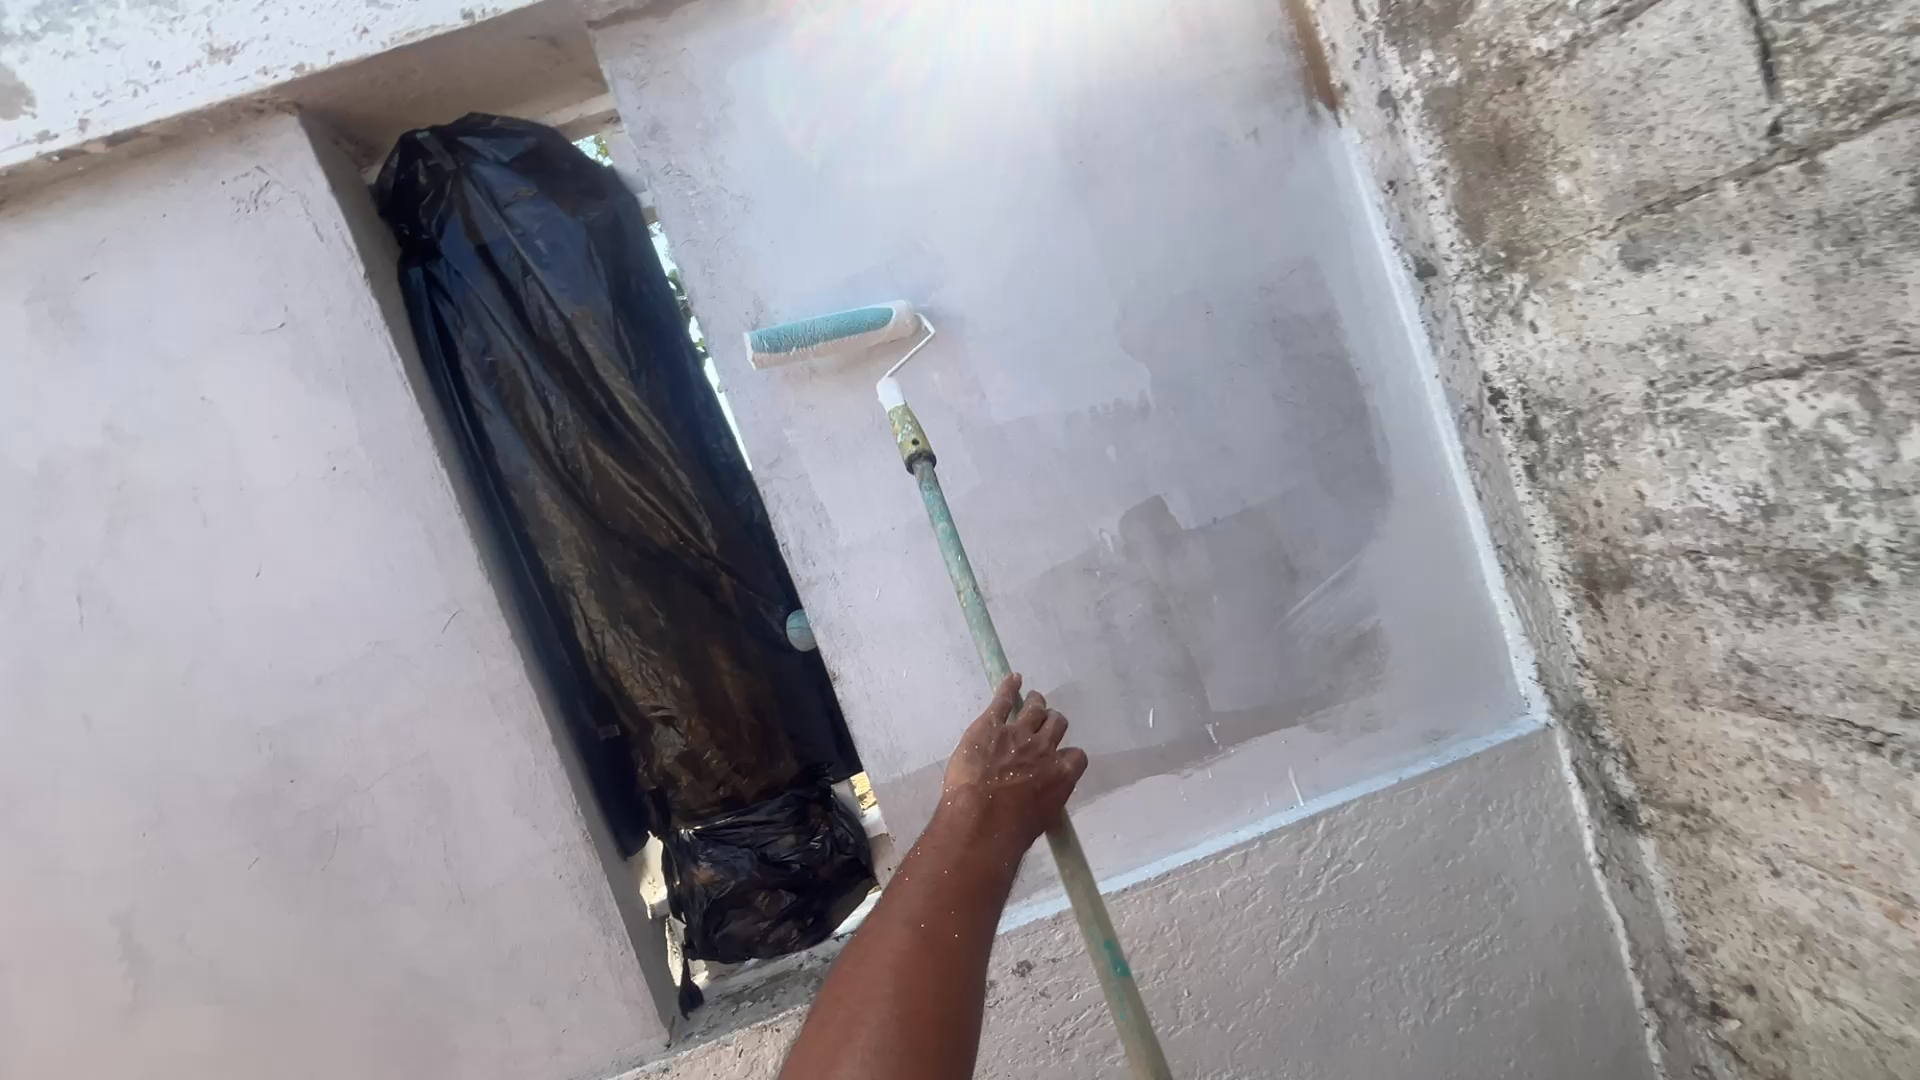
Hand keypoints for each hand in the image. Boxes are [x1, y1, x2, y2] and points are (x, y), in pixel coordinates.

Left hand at [939, 674, 1088, 855]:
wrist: (982, 819)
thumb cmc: (1012, 831)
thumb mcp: (1042, 820)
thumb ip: (1049, 801)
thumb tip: (1045, 800)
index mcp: (1061, 773)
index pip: (1077, 755)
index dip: (1068, 754)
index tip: (1061, 756)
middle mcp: (1044, 748)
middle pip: (1057, 724)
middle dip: (1053, 722)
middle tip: (1046, 722)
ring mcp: (1018, 733)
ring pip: (1035, 709)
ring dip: (1036, 703)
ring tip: (1034, 699)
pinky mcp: (991, 724)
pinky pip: (1004, 699)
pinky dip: (1010, 687)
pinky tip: (1013, 679)